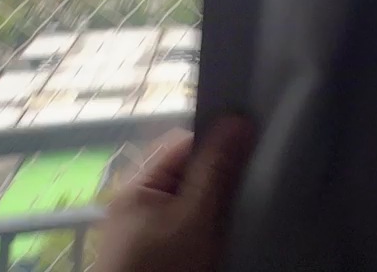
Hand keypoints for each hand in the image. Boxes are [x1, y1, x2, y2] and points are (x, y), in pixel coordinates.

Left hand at [95, 116, 254, 271]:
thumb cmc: (164, 269)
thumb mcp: (195, 217)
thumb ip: (216, 167)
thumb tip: (239, 119)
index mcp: (136, 182)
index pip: (184, 141)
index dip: (215, 144)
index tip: (244, 156)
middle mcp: (132, 196)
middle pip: (183, 166)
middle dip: (212, 173)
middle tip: (236, 188)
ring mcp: (136, 223)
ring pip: (183, 191)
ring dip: (206, 197)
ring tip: (225, 210)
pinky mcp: (144, 245)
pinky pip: (177, 214)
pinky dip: (196, 217)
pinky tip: (210, 230)